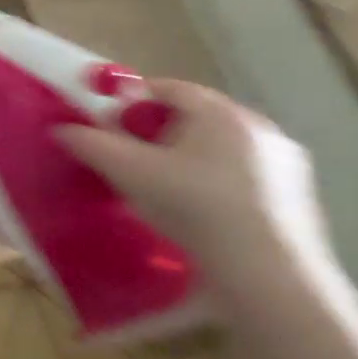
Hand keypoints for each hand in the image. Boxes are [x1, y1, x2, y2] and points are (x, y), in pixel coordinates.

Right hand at [52, 80, 328, 276]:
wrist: (266, 270)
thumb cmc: (192, 205)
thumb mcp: (125, 170)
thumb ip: (87, 142)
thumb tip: (61, 129)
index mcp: (221, 113)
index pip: (167, 88)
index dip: (129, 101)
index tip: (107, 127)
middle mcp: (259, 127)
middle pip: (192, 116)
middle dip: (155, 131)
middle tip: (128, 157)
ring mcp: (284, 162)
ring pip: (216, 145)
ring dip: (183, 156)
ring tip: (160, 185)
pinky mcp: (295, 194)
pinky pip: (240, 171)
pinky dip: (211, 179)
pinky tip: (196, 208)